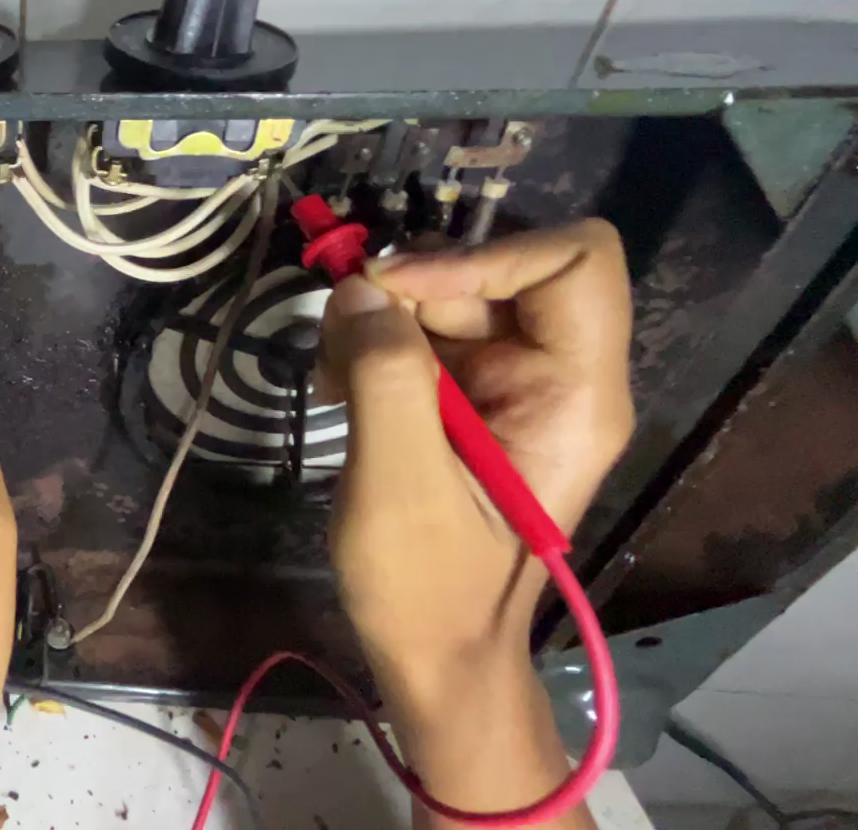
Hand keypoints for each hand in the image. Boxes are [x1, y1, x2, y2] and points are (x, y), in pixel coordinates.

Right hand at [318, 219, 632, 826]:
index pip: (567, 264)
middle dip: (404, 292)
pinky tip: (336, 386)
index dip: (479, 257)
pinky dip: (363, 345)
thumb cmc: (425, 582)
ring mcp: (499, 386)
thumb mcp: (400, 483)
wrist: (428, 647)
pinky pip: (409, 335)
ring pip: (439, 300)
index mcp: (572, 394)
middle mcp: (548, 375)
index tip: (385, 290)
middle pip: (490, 275)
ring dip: (372, 321)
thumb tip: (357, 288)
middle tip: (338, 334)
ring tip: (331, 374)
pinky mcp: (454, 400)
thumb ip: (386, 379)